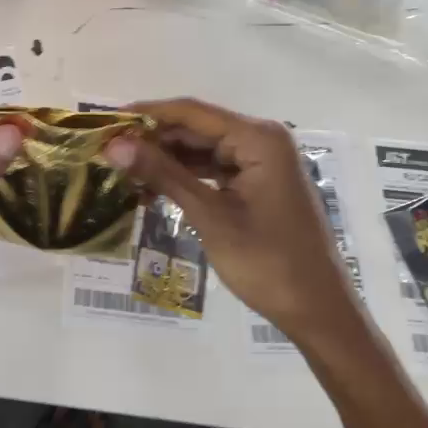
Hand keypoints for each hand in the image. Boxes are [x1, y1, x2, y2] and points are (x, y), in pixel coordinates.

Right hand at [104, 98, 352, 338]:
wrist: (321, 316)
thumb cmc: (269, 263)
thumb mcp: (210, 216)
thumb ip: (163, 174)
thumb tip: (113, 144)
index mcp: (258, 138)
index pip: (191, 112)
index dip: (147, 113)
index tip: (106, 121)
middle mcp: (262, 139)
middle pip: (196, 127)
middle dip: (153, 139)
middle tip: (108, 150)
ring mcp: (263, 161)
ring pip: (202, 148)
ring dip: (166, 160)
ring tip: (123, 170)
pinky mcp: (259, 183)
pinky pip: (215, 168)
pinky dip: (186, 176)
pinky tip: (153, 189)